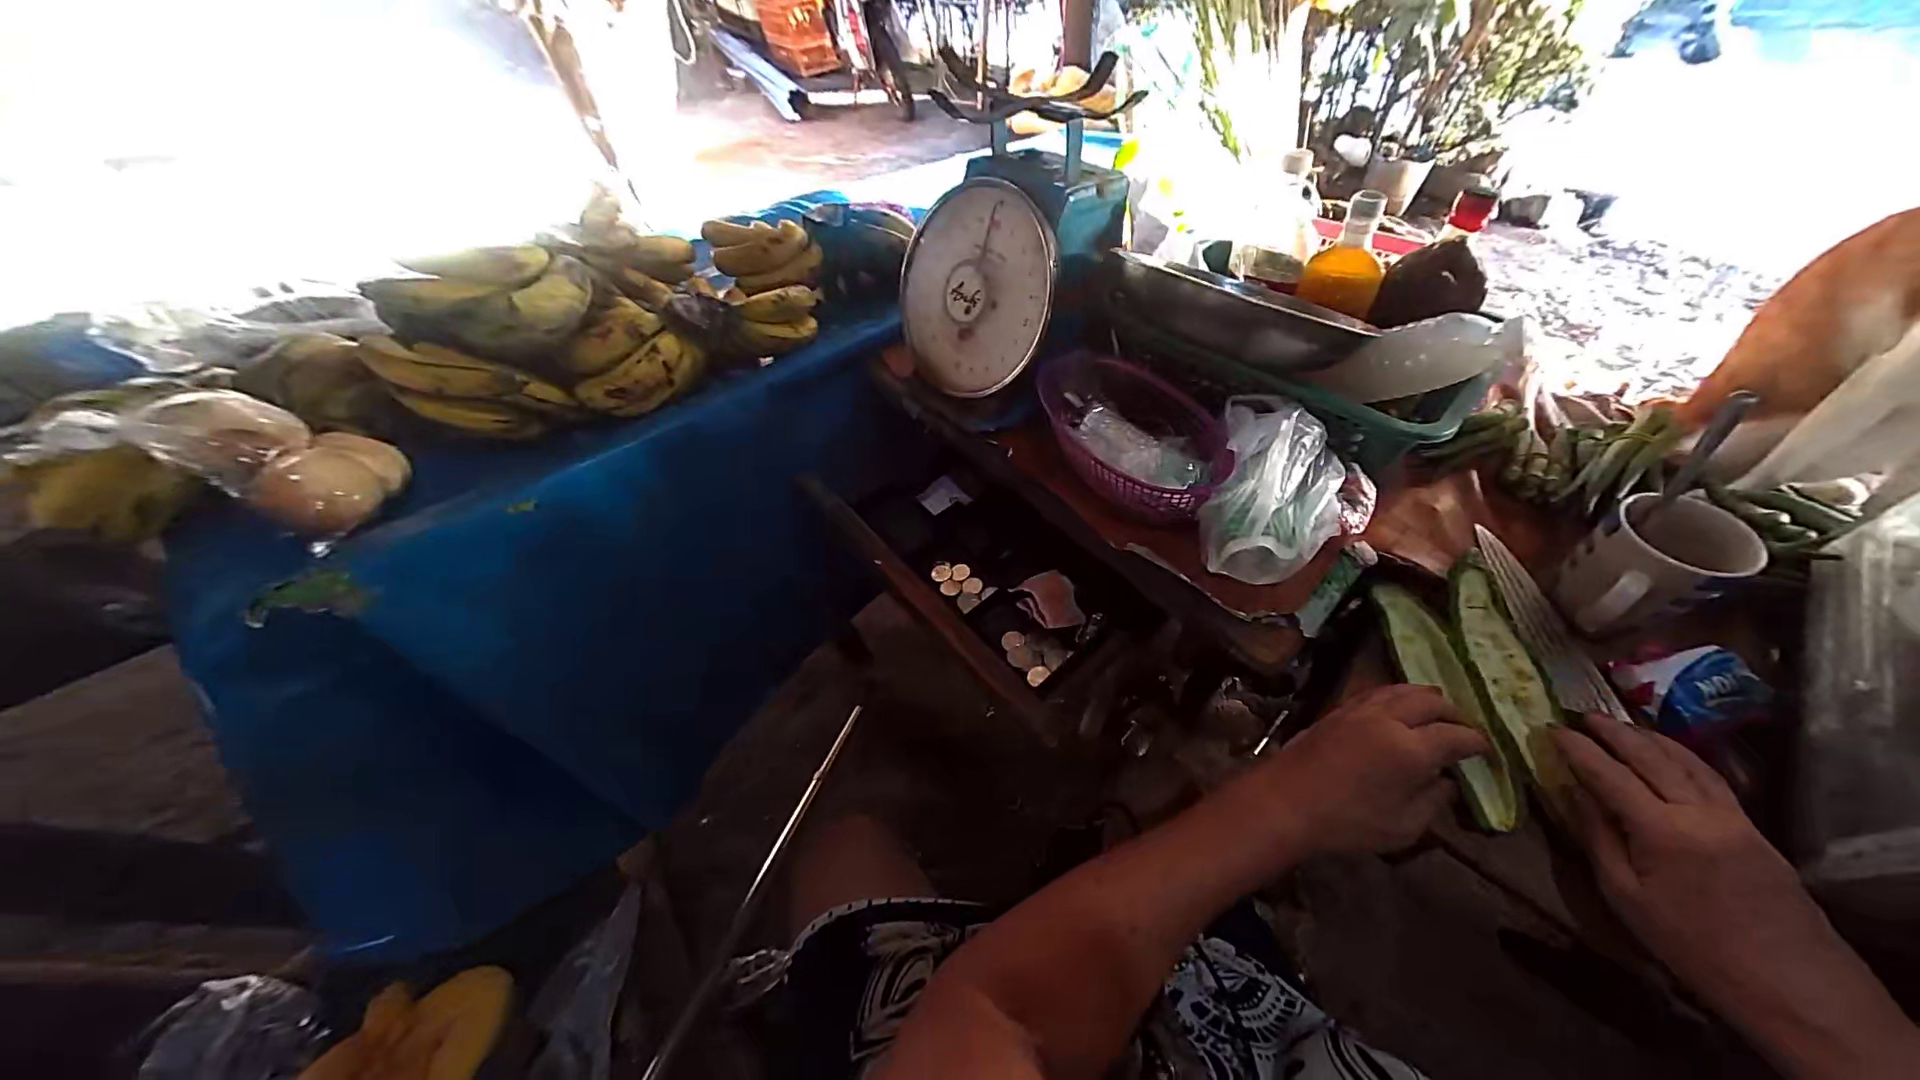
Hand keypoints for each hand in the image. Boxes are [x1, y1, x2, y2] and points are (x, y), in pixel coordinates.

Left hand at [1255, 684, 1488, 857]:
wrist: (1283, 800)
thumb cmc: (1346, 822)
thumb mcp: (1404, 826)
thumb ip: (1433, 800)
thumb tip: (1447, 780)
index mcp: (1409, 748)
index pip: (1457, 735)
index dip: (1478, 743)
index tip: (1487, 753)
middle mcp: (1385, 719)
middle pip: (1430, 701)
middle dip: (1455, 713)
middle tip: (1465, 730)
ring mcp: (1356, 710)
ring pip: (1400, 689)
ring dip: (1424, 698)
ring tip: (1436, 713)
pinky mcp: (1335, 711)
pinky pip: (1374, 692)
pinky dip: (1395, 696)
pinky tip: (1397, 709)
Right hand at [1554, 716, 1919, 1078]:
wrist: (1795, 990)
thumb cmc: (1691, 944)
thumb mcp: (1625, 895)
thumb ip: (1596, 836)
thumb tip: (1571, 790)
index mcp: (1663, 831)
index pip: (1609, 773)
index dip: (1576, 748)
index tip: (1549, 728)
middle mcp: (1702, 814)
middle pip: (1653, 758)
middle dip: (1614, 732)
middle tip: (1581, 714)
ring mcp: (1737, 821)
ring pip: (1689, 763)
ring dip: (1650, 738)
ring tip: (1620, 724)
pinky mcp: (1756, 833)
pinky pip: (1714, 780)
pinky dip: (1684, 758)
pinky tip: (1669, 755)